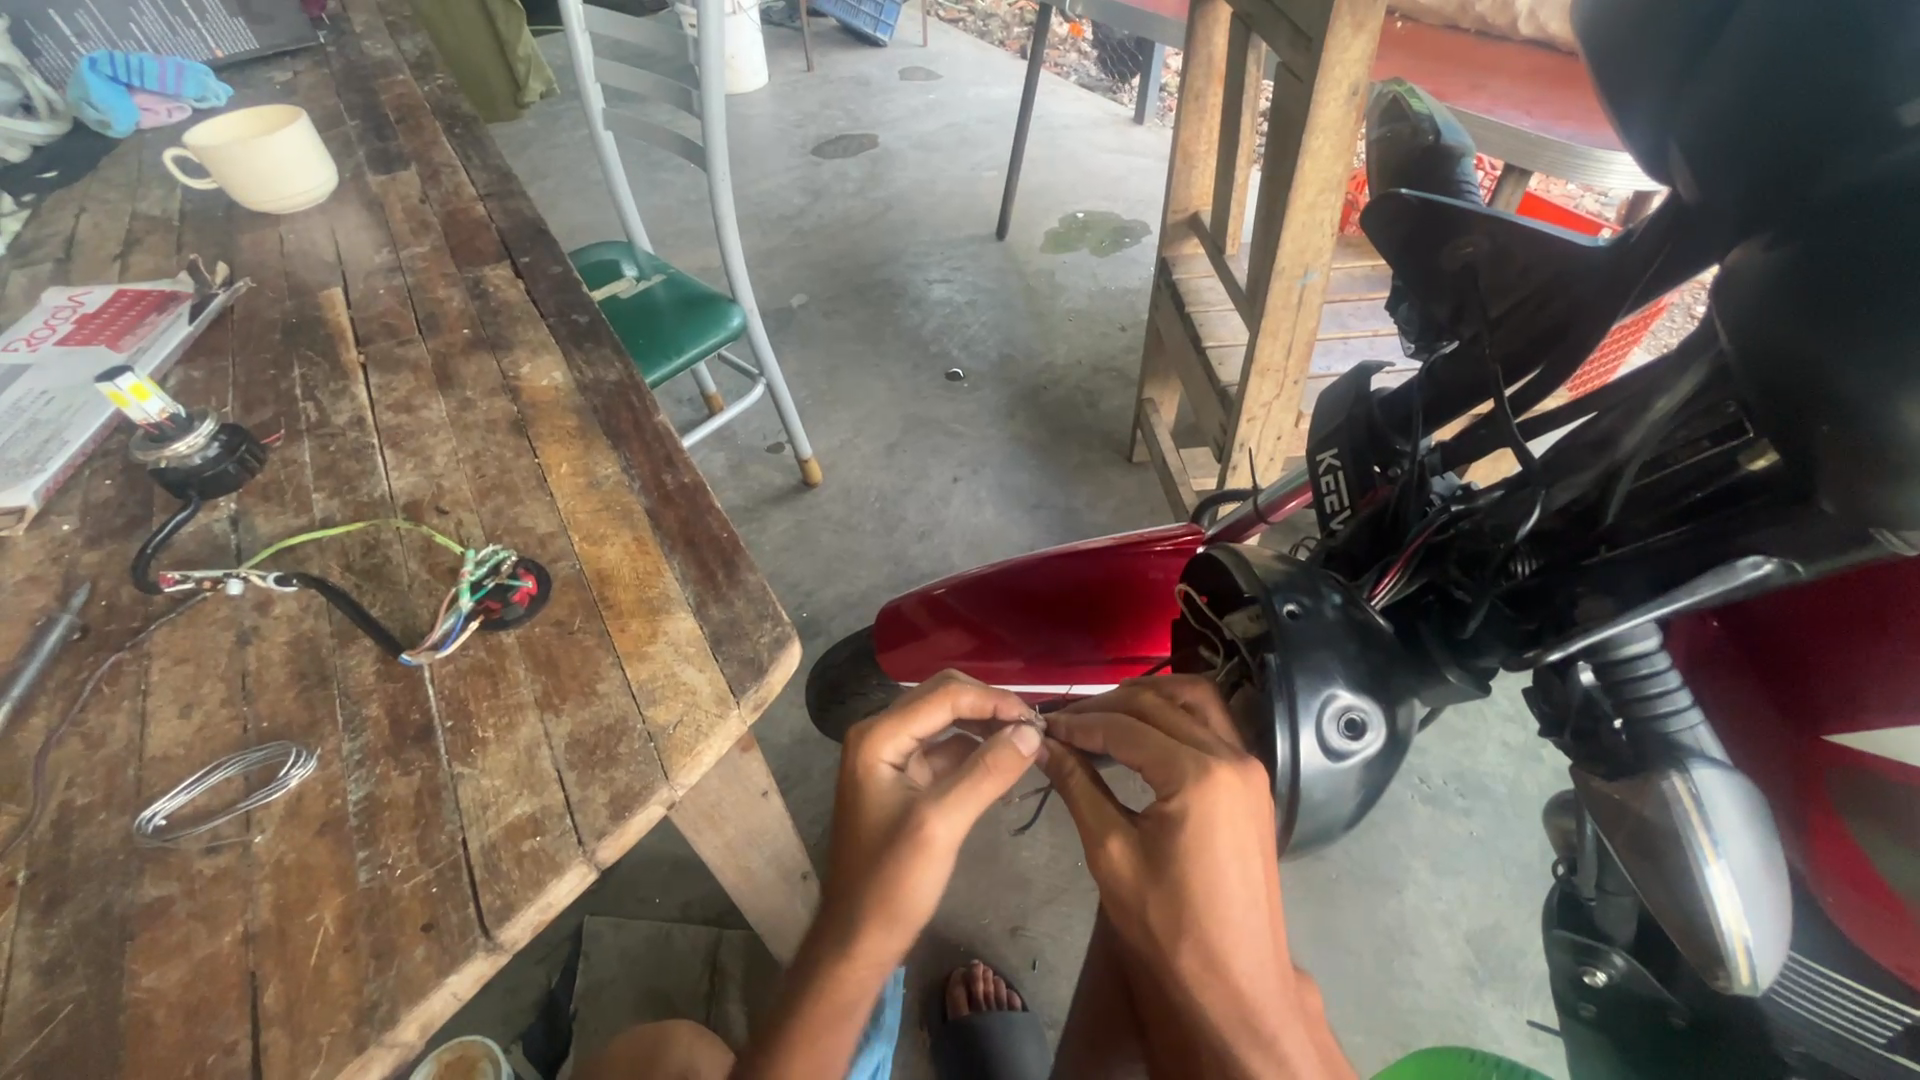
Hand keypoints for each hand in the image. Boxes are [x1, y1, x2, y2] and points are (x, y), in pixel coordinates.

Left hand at [818, 670, 1045, 958]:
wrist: (857, 938)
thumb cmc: (891, 884)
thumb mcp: (942, 824)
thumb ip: (986, 772)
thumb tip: (1032, 730)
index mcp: (878, 736)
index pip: (945, 694)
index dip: (993, 700)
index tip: (1037, 720)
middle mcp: (880, 735)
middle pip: (944, 698)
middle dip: (990, 707)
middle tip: (1035, 728)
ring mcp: (891, 758)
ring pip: (948, 723)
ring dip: (986, 728)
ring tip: (1028, 743)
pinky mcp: (905, 781)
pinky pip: (946, 752)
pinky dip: (976, 753)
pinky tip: (1006, 765)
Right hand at [1042, 676, 1348, 1078]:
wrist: (1235, 983)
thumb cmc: (1168, 925)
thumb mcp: (1111, 852)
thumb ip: (1078, 786)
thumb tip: (1042, 745)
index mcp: (1197, 774)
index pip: (1125, 726)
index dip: (1079, 723)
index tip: (1042, 726)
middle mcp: (1232, 757)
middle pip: (1159, 703)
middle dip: (1107, 705)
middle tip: (1065, 721)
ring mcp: (1249, 769)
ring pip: (1195, 701)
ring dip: (1148, 699)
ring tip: (1103, 715)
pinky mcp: (1253, 785)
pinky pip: (1213, 727)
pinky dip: (1176, 716)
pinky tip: (1145, 734)